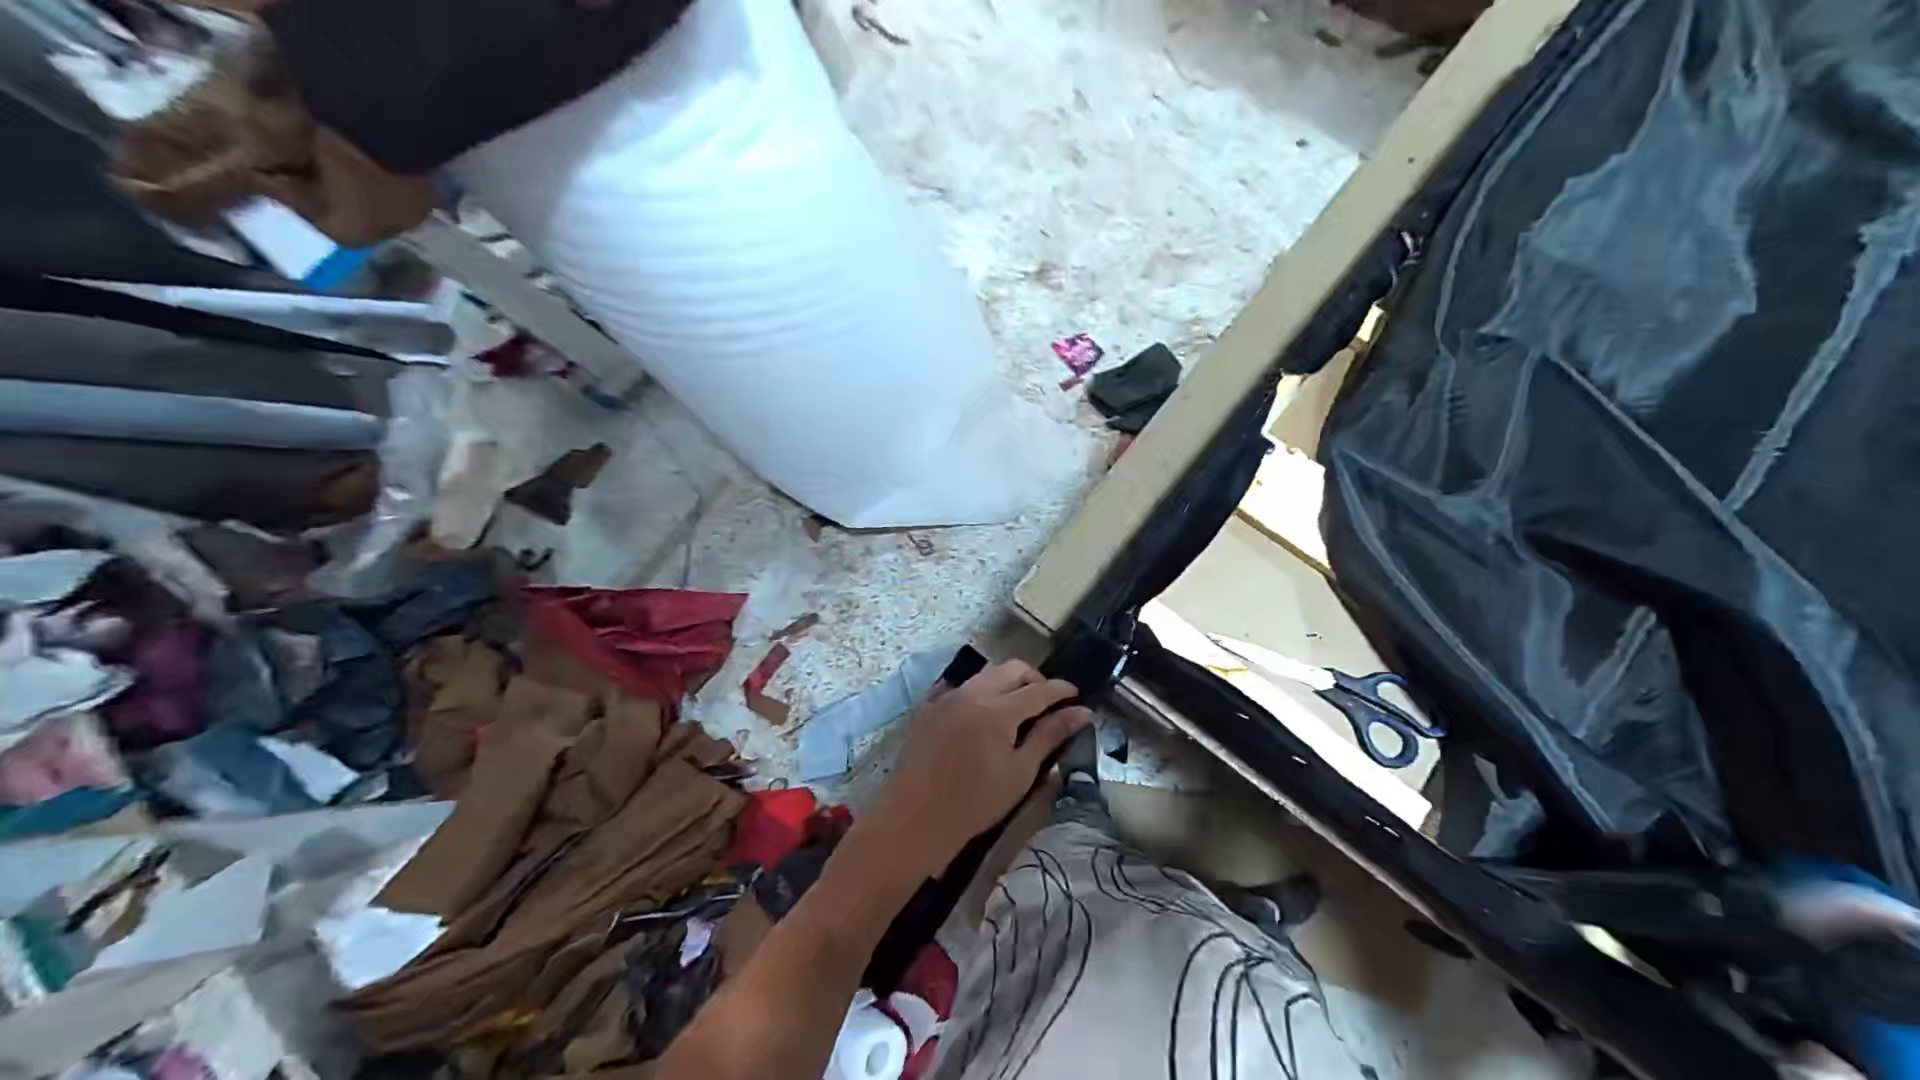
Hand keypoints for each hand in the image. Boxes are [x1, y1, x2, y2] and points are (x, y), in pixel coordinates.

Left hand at [871, 660, 1091, 865]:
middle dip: (1036, 680)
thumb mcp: (1020, 772)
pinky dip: (982, 692)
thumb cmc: (974, 803)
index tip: (1078, 697)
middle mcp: (972, 692)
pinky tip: (985, 717)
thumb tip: (1081, 712)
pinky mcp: (930, 707)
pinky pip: (963, 687)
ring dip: (1008, 683)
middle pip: (1012, 669)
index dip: (1062, 690)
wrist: (914, 818)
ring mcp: (947, 697)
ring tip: (1019, 710)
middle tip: (1048, 704)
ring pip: (986, 673)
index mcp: (998, 709)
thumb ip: (1050, 736)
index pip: (1040, 689)